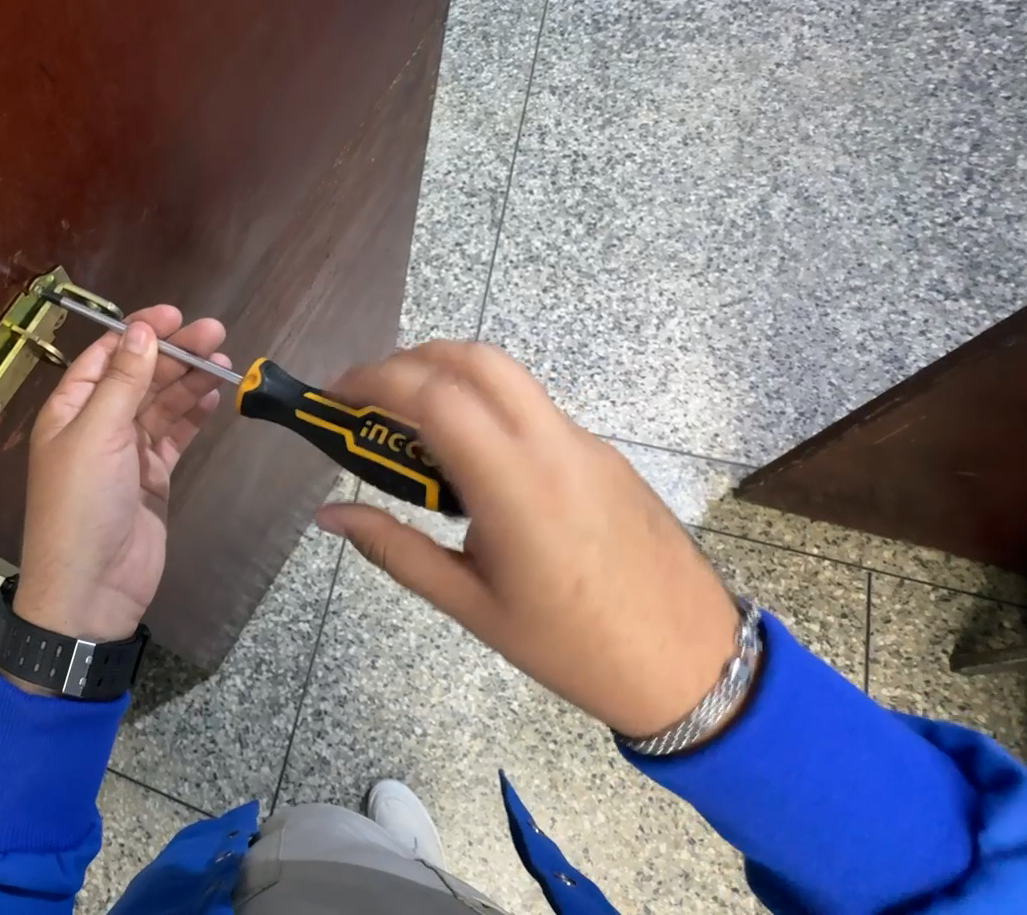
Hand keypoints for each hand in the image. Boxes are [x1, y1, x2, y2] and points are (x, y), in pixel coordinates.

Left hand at [15, 305, 228, 642]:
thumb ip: (122, 382)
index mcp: (70, 409)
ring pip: (160, 404)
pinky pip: (173, 436)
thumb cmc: (82, 505)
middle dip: (174, 353)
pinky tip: (214, 397)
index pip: (106, 356)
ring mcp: (125, 452)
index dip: (139, 332)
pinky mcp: (151, 477)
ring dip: (188, 381)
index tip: (176, 316)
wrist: (92, 588)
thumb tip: (140, 331)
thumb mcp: (97, 435)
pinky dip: (192, 416)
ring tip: (224, 360)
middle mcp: (96, 424)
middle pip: (138, 376)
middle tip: (215, 334)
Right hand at [314, 341, 738, 738]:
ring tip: (410, 425)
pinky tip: (469, 464)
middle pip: (475, 360)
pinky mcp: (603, 454)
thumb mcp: (467, 604)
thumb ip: (392, 549)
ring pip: (508, 377)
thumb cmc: (570, 645)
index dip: (377, 380)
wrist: (697, 667)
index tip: (336, 394)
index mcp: (516, 486)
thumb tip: (329, 515)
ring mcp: (585, 445)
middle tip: (369, 397)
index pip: (438, 397)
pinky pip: (532, 408)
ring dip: (448, 378)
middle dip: (410, 360)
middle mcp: (553, 446)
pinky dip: (483, 407)